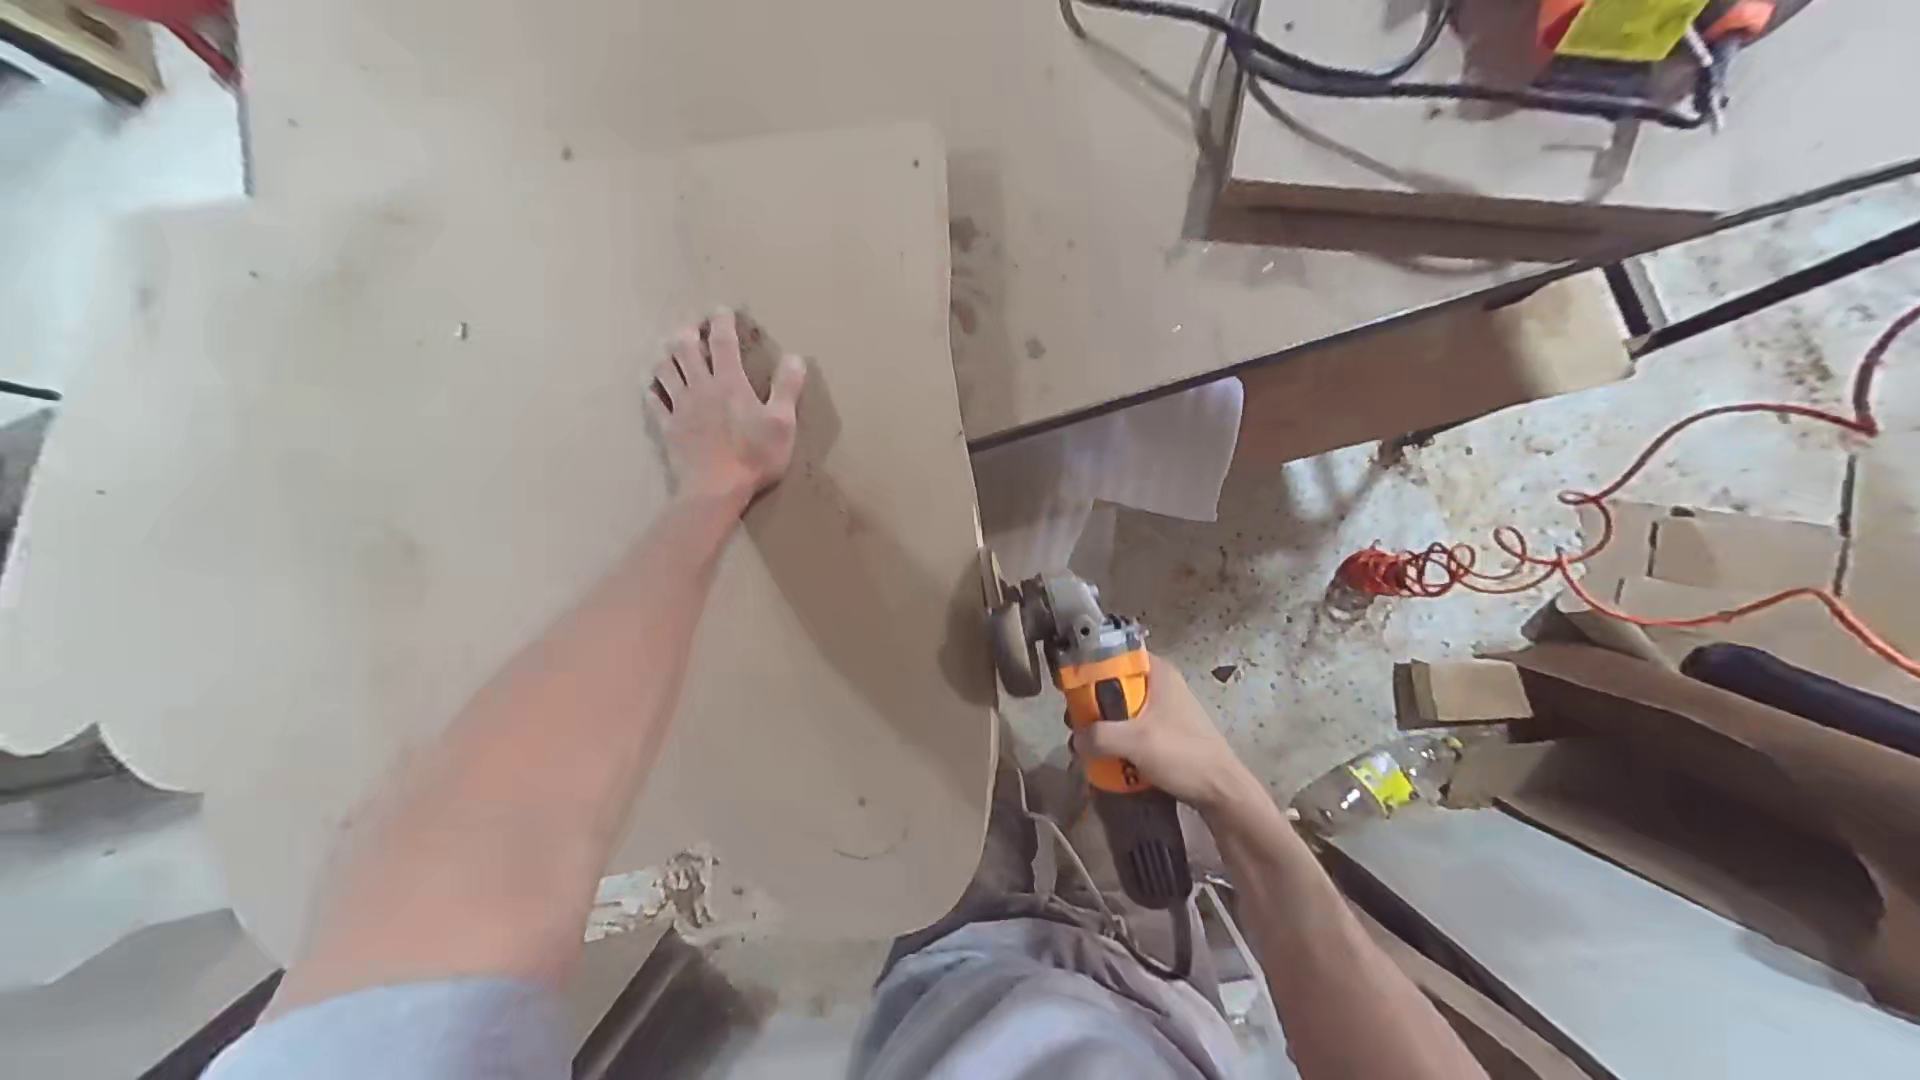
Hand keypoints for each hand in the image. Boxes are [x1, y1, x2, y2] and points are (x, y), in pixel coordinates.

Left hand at [645, 308, 806, 508]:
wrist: (715, 489)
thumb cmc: (754, 456)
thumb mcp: (783, 423)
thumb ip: (787, 387)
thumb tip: (796, 357)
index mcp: (729, 383)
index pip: (722, 342)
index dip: (722, 322)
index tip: (722, 310)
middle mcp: (700, 388)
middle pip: (684, 349)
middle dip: (688, 333)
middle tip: (693, 328)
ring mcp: (679, 408)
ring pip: (664, 370)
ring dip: (667, 356)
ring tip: (672, 352)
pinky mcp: (668, 429)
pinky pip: (653, 403)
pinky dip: (653, 391)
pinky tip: (654, 390)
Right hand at [1070, 655, 1263, 817]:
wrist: (1222, 793)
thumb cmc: (1183, 755)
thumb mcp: (1136, 741)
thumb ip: (1099, 736)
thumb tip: (1076, 740)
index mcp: (1158, 672)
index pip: (1115, 654)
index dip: (1089, 667)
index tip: (1070, 688)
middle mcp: (1160, 684)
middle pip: (1114, 684)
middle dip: (1092, 704)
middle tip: (1077, 723)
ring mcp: (1163, 709)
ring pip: (1121, 708)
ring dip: (1103, 725)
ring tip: (1088, 744)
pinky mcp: (1164, 732)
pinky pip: (1131, 728)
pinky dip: (1117, 739)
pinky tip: (1106, 756)